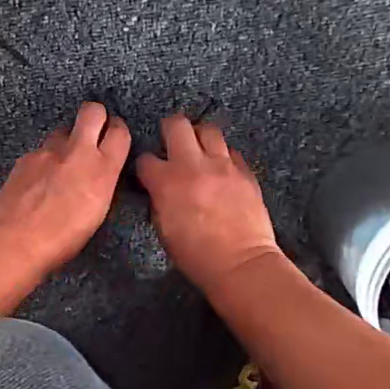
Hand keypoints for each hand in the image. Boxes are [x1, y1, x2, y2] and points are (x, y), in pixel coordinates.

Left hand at [0, 102, 131, 278]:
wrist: (16, 240)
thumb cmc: (61, 239)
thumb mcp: (97, 213)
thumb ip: (101, 183)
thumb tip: (99, 172)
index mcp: (102, 170)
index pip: (119, 132)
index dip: (118, 129)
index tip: (114, 133)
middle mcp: (76, 153)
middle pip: (92, 111)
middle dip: (95, 115)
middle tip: (93, 129)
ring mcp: (48, 152)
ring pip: (62, 130)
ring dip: (66, 140)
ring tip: (62, 163)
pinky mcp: (26, 157)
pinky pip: (41, 150)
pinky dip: (44, 160)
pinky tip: (39, 180)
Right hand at [136, 115, 281, 287]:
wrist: (240, 263)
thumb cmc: (196, 254)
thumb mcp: (163, 228)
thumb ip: (159, 199)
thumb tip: (160, 188)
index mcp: (166, 181)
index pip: (145, 159)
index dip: (145, 165)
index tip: (149, 172)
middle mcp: (193, 165)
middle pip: (177, 125)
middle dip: (170, 129)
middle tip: (171, 140)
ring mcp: (222, 166)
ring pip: (208, 130)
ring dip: (199, 137)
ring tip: (199, 149)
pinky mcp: (244, 172)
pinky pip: (231, 152)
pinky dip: (223, 156)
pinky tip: (221, 170)